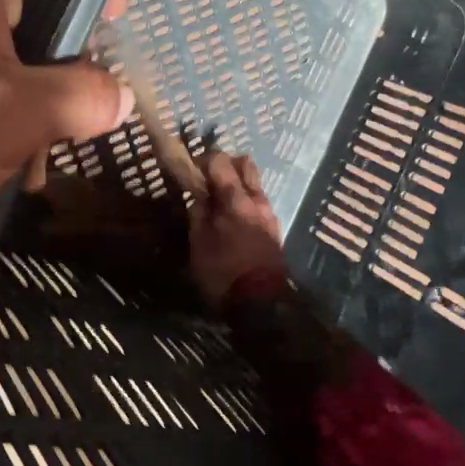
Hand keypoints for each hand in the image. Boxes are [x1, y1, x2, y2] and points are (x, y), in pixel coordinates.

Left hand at [0, 0, 133, 265]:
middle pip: (43, 3)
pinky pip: (8, 96)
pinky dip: (28, 123)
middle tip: (106, 85)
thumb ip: (83, 94)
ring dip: (56, 95)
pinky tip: (31, 165)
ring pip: (30, 58)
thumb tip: (121, 96)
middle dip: (78, 45)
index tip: (118, 13)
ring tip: (69, 135)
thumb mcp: (19, 111)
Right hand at [189, 151, 286, 307]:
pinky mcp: (274, 227)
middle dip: (226, 164)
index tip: (191, 171)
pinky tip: (232, 217)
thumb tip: (197, 194)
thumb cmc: (224, 273)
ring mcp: (268, 212)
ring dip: (236, 183)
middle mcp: (256, 199)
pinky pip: (258, 200)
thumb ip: (198, 213)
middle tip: (208, 179)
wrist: (262, 305)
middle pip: (245, 163)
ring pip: (254, 182)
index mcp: (235, 199)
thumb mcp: (199, 244)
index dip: (203, 160)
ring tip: (218, 201)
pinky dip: (245, 199)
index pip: (220, 160)